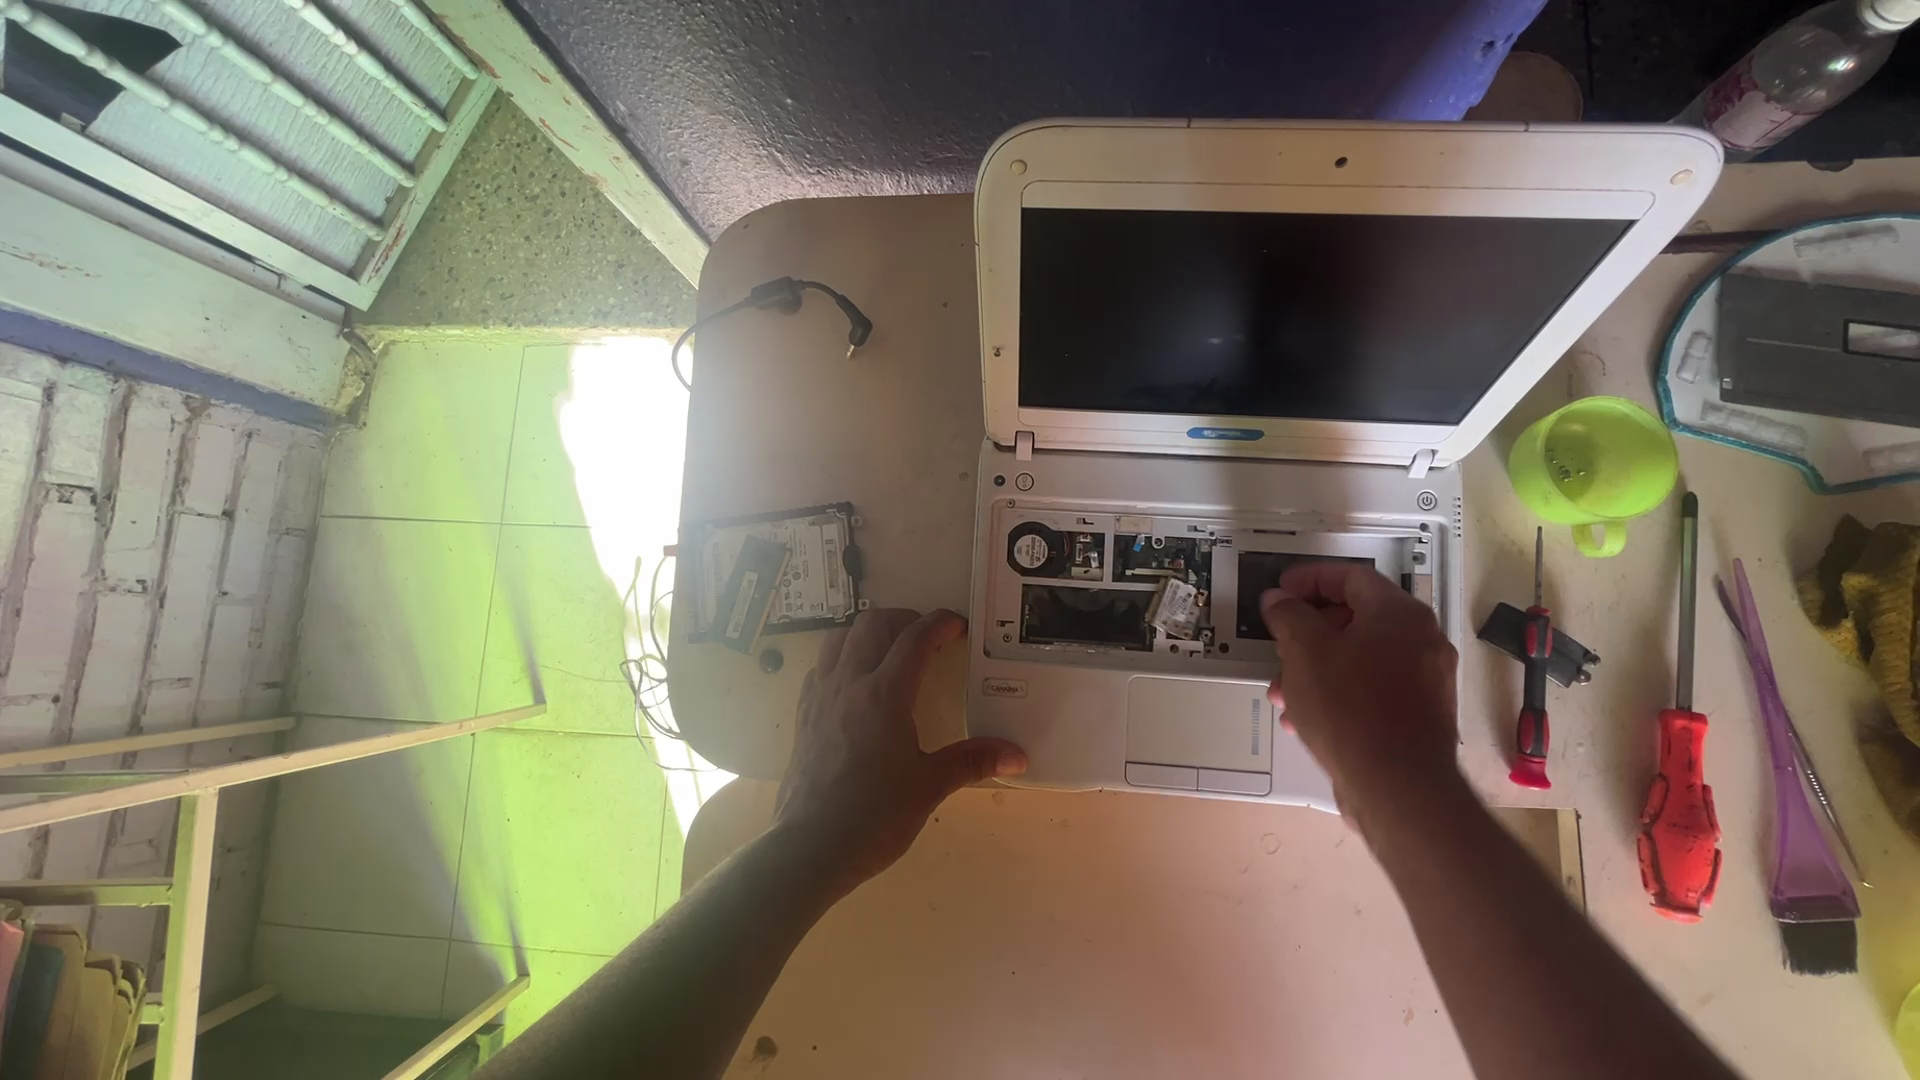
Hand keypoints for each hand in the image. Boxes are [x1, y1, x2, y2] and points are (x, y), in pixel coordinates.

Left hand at [775, 608, 1026, 897]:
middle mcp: (849, 683)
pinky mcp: (802, 715)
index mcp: (885, 693)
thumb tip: (1018, 755)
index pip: (915, 638)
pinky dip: (842, 659)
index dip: (940, 623)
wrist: (809, 848)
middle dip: (904, 620)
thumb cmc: (875, 816)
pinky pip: (821, 666)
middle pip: (872, 623)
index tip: (958, 626)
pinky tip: (855, 685)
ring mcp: (820, 696)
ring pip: (839, 638)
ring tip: (889, 654)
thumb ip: (973, 761)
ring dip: (867, 633)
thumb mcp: (929, 786)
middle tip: (927, 641)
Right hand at [1260, 563, 1461, 824]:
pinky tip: (1306, 717)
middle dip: (1308, 631)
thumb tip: (1279, 599)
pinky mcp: (1419, 714)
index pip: (1351, 577)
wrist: (1398, 786)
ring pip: (1359, 657)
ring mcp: (1425, 680)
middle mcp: (1422, 641)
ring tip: (1283, 691)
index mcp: (1400, 615)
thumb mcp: (1304, 651)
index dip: (1309, 579)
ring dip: (1316, 666)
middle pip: (1355, 618)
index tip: (1280, 590)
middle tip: (1278, 644)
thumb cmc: (1349, 708)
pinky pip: (1370, 688)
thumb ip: (1288, 616)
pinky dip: (1337, 691)